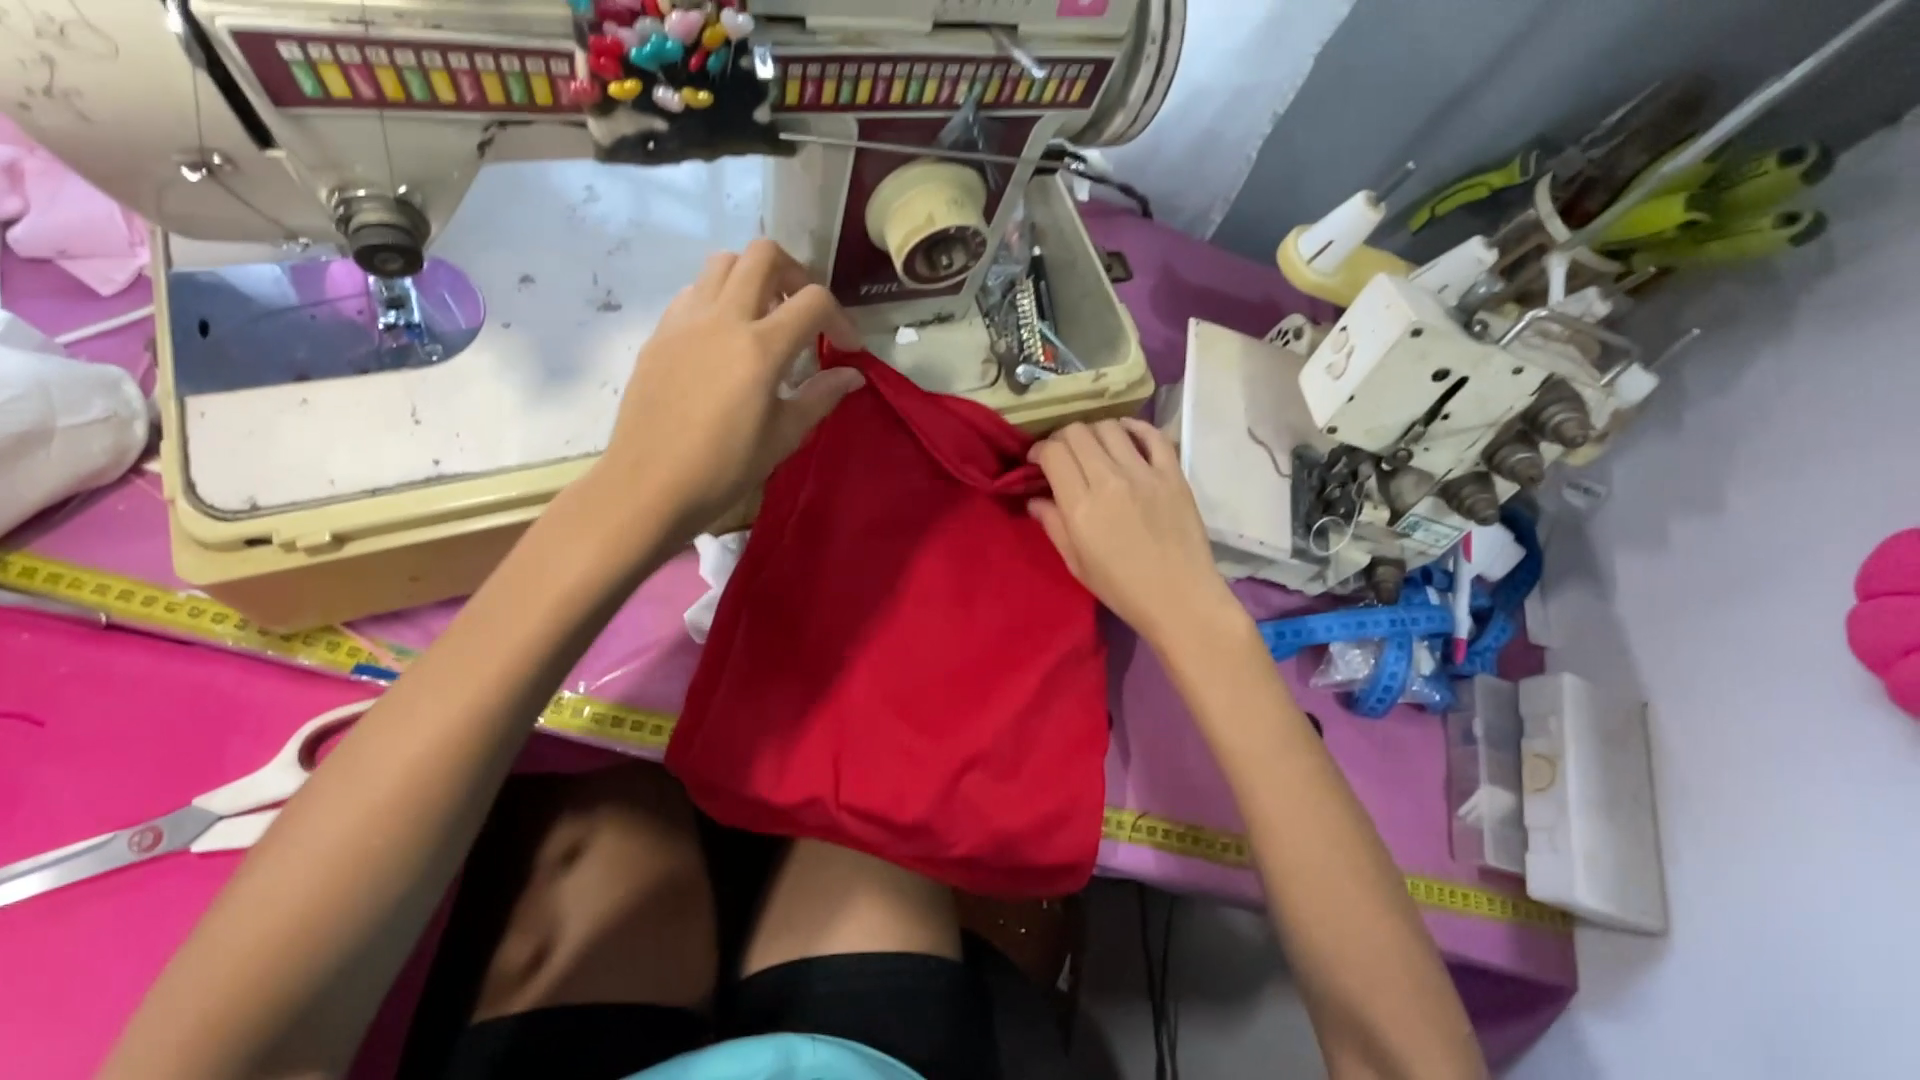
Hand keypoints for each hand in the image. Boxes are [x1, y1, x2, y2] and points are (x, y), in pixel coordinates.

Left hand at [599, 237, 865, 530]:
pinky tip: (723, 339)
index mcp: (759, 347)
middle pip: (764, 255)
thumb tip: (852, 375)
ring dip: (752, 278)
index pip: (814, 300)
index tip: (845, 348)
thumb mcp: (783, 437)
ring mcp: (685, 321)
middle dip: (795, 274)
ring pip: (723, 263)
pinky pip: (694, 292)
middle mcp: (722, 319)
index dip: (840, 318)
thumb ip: (820, 397)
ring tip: (763, 318)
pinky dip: (718, 298)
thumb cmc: (723, 469)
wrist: (647, 486)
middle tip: (802, 313)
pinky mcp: (659, 334)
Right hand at [1027, 419, 1241, 645]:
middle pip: (1077, 432)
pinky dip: (1133, 428)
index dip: (1039, 450)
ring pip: (1109, 427)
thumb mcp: (1076, 563)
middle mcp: (1110, 480)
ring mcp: (1144, 473)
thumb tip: (1035, 499)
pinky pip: (1151, 434)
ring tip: (1093, 448)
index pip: (1053, 453)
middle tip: (1063, 454)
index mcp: (1081, 506)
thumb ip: (1053, 525)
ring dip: (1093, 432)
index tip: (1038, 462)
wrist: (1180, 598)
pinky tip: (1125, 435)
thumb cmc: (1122, 589)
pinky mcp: (1173, 473)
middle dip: (1061, 438)